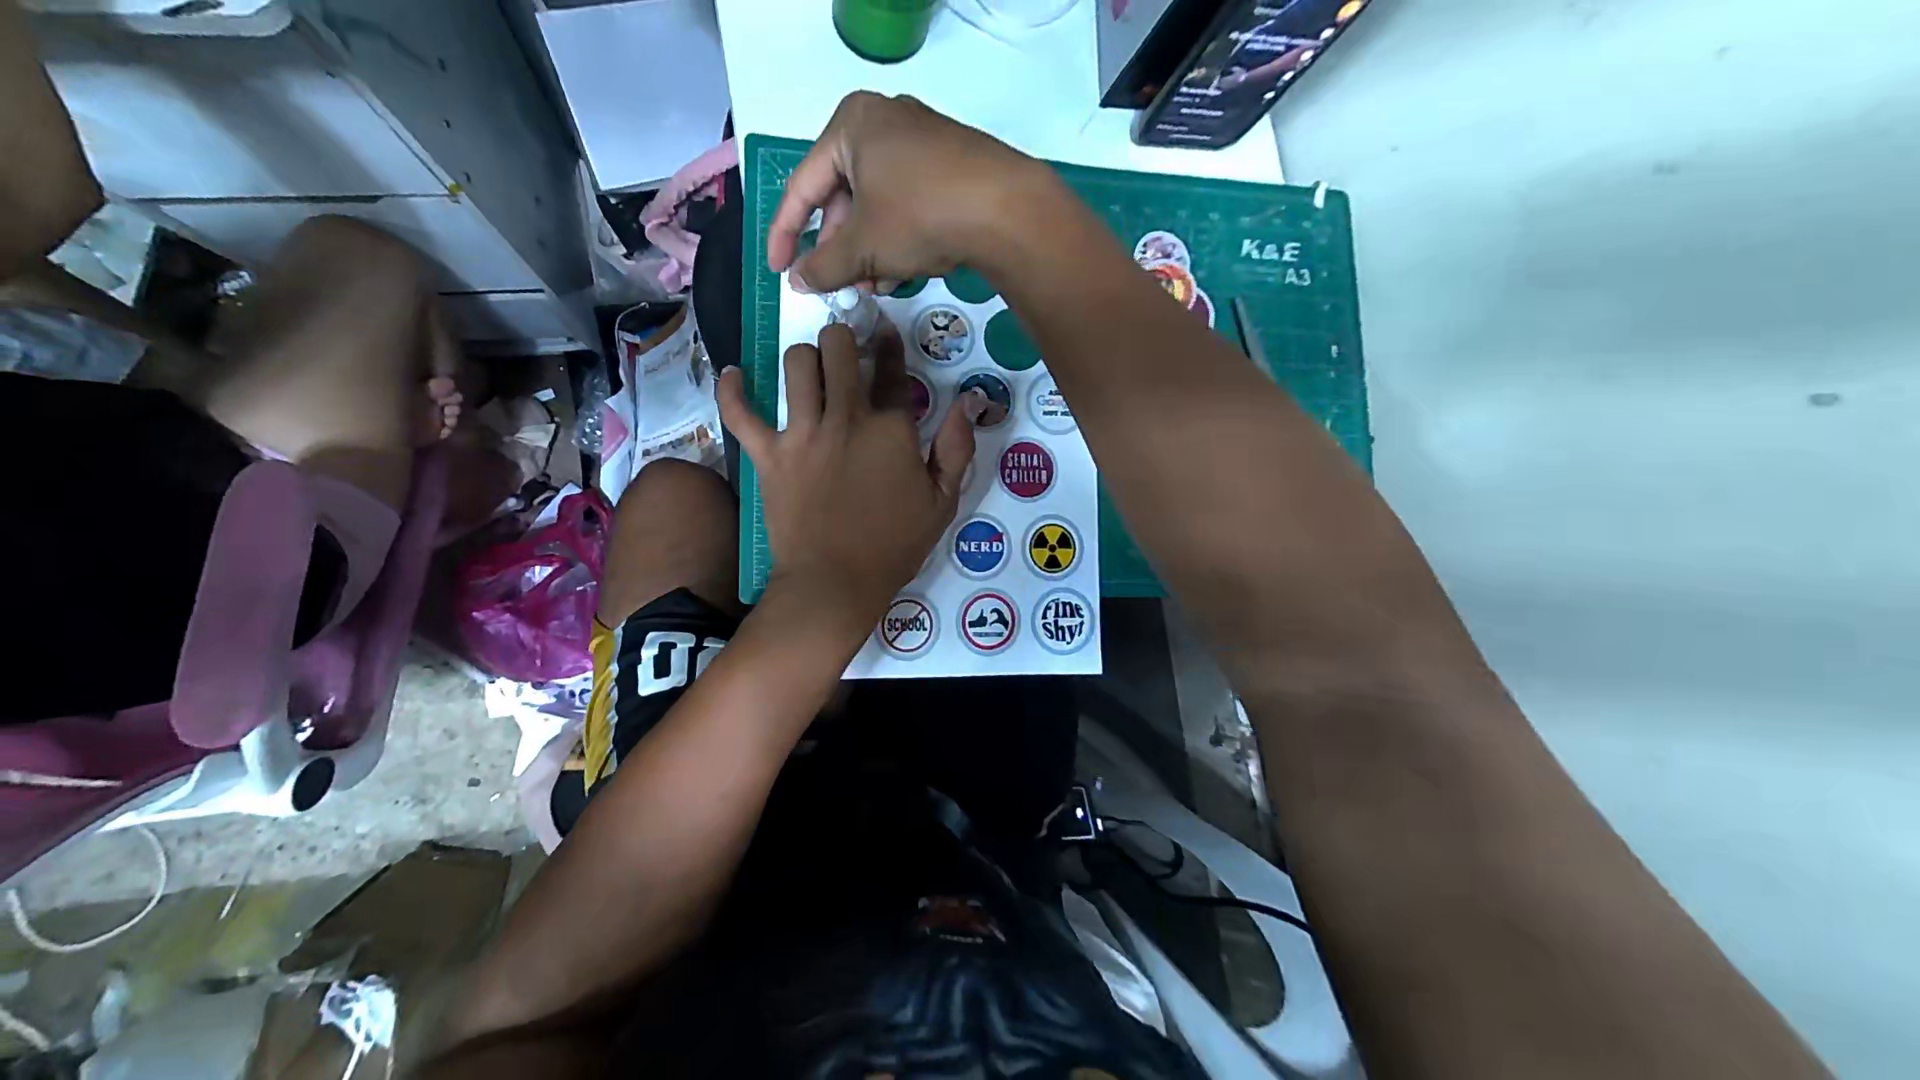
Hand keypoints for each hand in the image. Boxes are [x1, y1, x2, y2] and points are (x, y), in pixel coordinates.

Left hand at [718, 322, 986, 636]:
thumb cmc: (893, 547)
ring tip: (808, 368)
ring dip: (804, 358)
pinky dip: (732, 390)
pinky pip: (741, 412)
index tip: (884, 330)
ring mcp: (802, 434)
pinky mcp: (768, 455)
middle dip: (842, 340)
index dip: (890, 345)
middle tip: (843, 351)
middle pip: (838, 350)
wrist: (835, 583)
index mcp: (891, 429)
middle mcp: (846, 418)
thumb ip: (957, 448)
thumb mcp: (942, 502)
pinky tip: (734, 374)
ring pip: (796, 365)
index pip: (892, 371)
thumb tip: (971, 400)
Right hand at [767, 91, 1066, 294]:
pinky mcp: (951, 166)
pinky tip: (898, 274)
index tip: (779, 270)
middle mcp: (885, 122)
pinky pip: (907, 203)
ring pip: (877, 204)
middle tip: (836, 285)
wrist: (1008, 211)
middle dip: (839, 248)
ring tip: (870, 288)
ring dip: (868, 251)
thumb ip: (823, 266)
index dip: (786, 234)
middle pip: (843, 195)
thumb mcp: (863, 247)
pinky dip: (896, 239)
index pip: (803, 186)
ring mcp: (923, 142)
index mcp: (851, 125)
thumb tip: (797, 281)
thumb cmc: (919, 216)